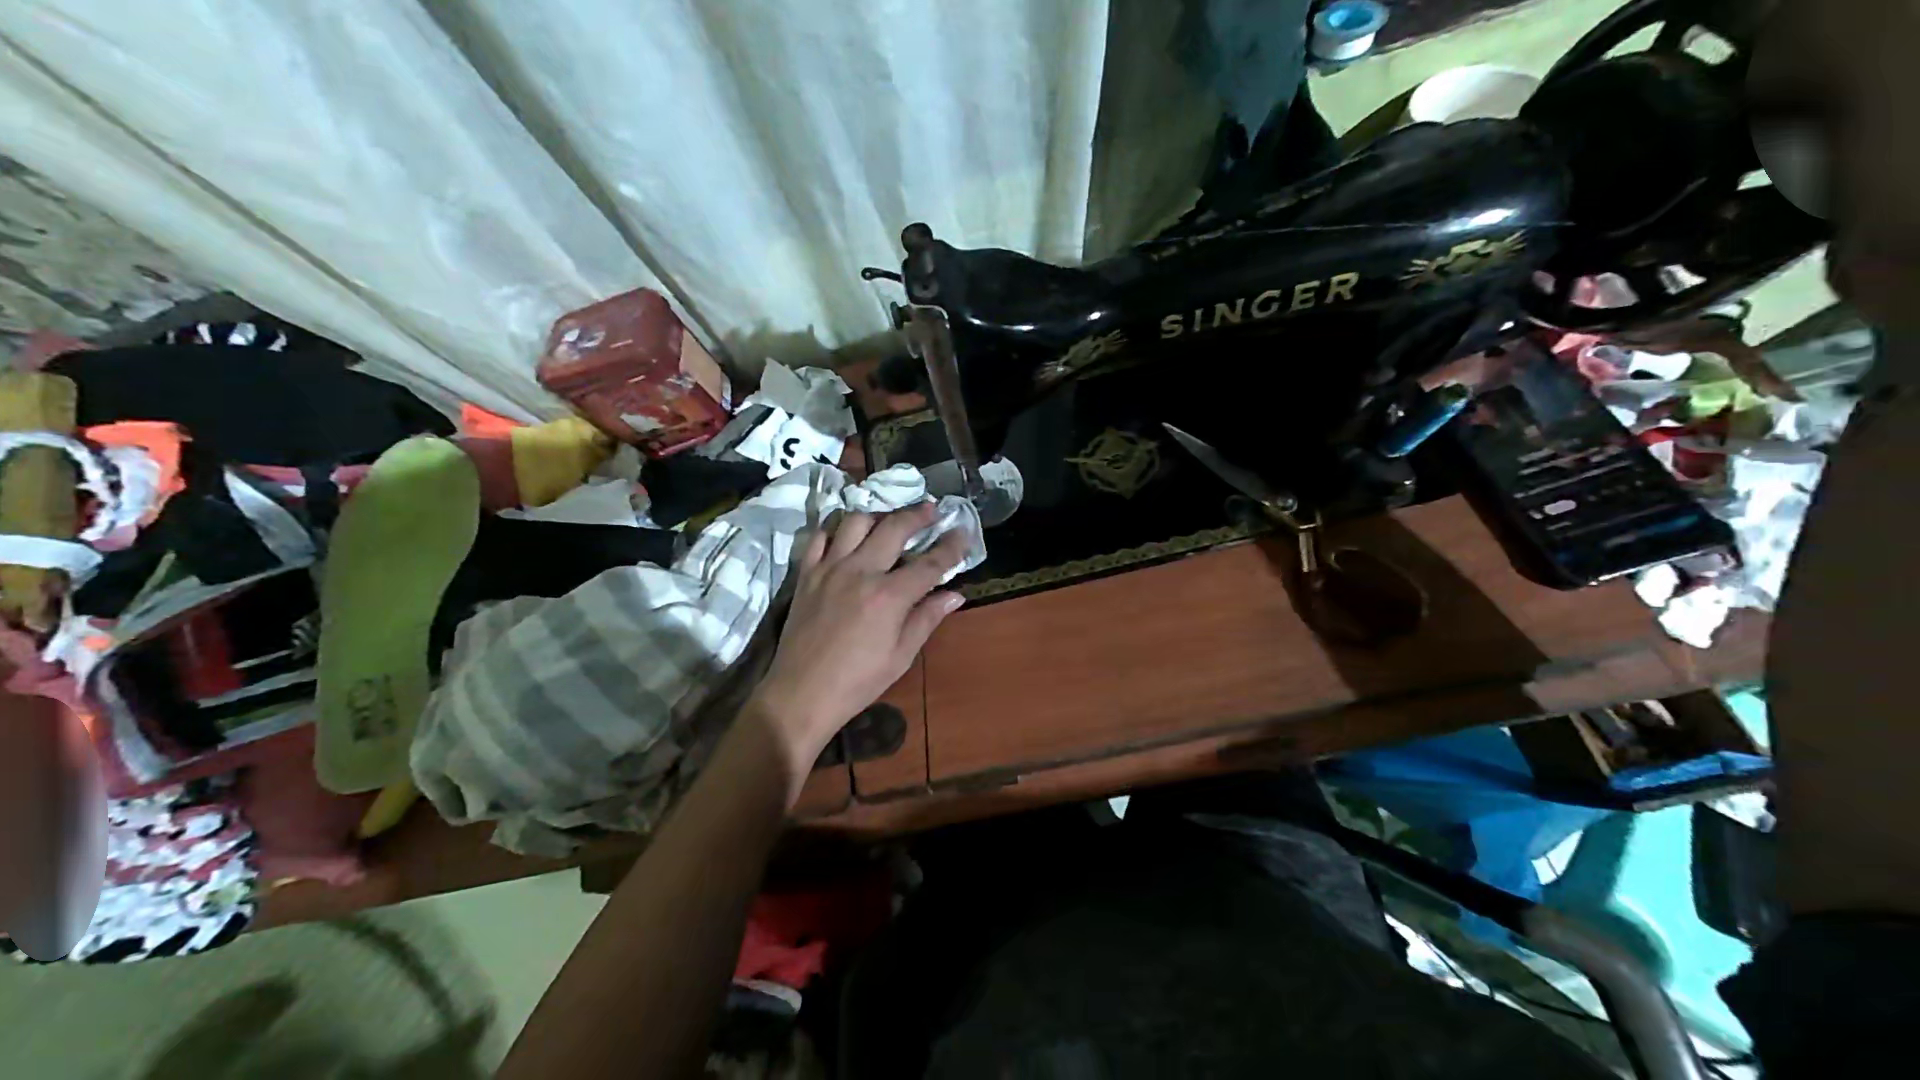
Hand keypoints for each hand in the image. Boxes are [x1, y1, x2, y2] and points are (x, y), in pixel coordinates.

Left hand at [743, 502, 968, 798]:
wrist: (801, 693)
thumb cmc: (858, 681)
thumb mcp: (901, 656)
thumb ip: (927, 619)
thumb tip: (954, 595)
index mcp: (889, 596)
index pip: (930, 562)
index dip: (951, 546)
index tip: (964, 532)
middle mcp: (860, 571)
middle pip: (894, 528)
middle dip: (917, 514)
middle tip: (932, 508)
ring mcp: (829, 568)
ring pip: (855, 522)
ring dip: (877, 516)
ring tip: (888, 520)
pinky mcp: (806, 574)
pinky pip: (820, 537)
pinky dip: (836, 530)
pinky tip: (846, 536)